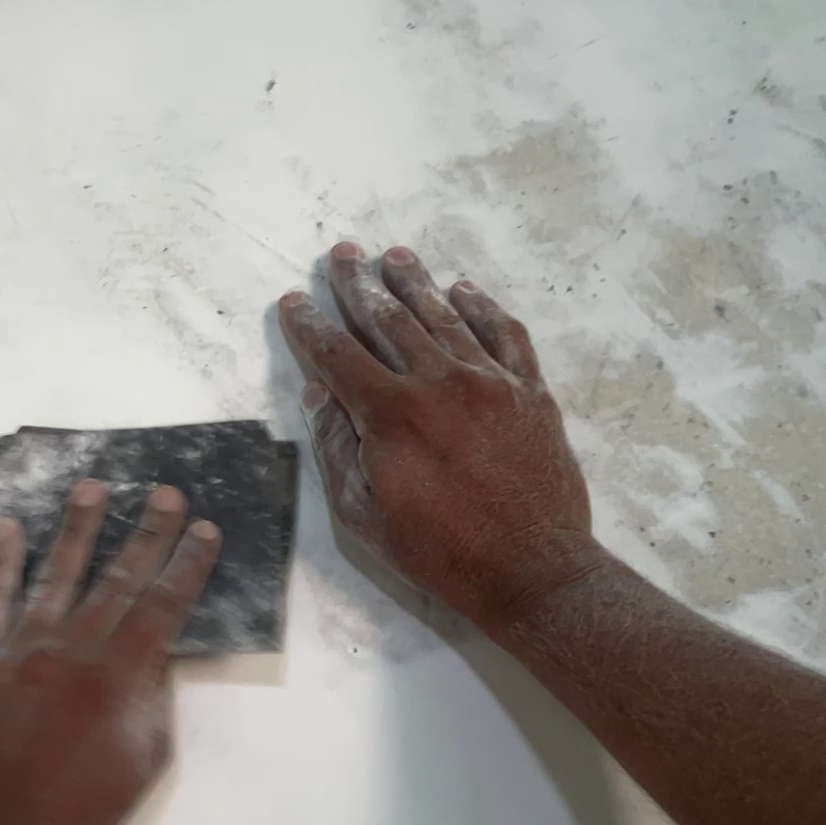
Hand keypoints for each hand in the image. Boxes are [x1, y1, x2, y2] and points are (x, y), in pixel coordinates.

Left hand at [0, 480, 221, 824]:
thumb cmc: (85, 810)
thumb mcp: (147, 757)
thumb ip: (154, 692)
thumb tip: (160, 643)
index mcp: (120, 677)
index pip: (164, 605)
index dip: (187, 564)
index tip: (204, 528)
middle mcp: (74, 649)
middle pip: (118, 579)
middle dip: (147, 533)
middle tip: (165, 492)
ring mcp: (23, 648)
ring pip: (57, 574)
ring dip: (78, 528)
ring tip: (93, 486)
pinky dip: (2, 560)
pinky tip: (10, 526)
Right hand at [279, 241, 604, 626]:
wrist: (531, 570)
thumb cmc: (436, 551)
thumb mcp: (363, 515)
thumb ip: (336, 450)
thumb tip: (320, 395)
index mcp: (392, 415)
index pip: (338, 356)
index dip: (310, 326)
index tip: (294, 301)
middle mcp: (440, 382)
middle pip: (390, 319)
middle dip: (359, 285)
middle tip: (343, 254)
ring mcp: (491, 381)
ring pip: (444, 316)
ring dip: (414, 282)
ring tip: (394, 255)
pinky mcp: (530, 390)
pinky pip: (504, 334)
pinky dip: (481, 307)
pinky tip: (463, 290)